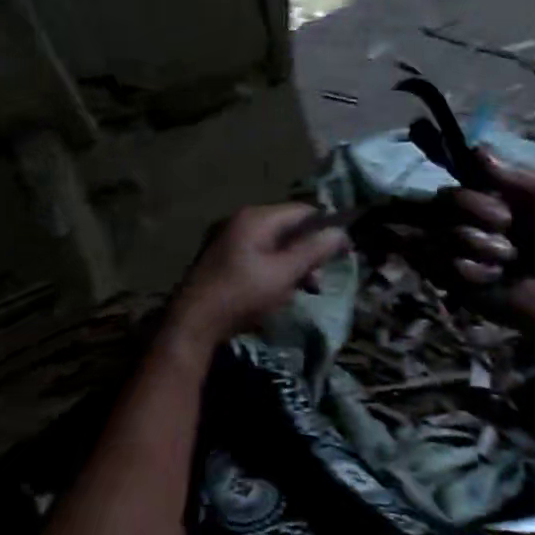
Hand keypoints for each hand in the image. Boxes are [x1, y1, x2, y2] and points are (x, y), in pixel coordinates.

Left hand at [166, 202, 348, 346]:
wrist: (192, 323)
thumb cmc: (242, 294)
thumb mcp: (284, 273)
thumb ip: (314, 251)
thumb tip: (341, 232)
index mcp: (255, 218)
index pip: (303, 211)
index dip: (326, 228)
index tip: (343, 251)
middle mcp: (240, 221)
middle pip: (288, 228)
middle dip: (308, 253)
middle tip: (317, 281)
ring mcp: (228, 240)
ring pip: (274, 245)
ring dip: (292, 265)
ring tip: (301, 291)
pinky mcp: (222, 260)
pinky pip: (258, 257)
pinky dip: (273, 271)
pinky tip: (277, 293)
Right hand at [437, 151, 534, 336]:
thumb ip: (517, 174)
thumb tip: (474, 151)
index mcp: (508, 198)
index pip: (465, 176)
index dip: (458, 169)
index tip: (456, 162)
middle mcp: (485, 223)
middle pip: (445, 199)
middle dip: (472, 206)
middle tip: (505, 222)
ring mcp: (473, 255)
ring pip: (440, 232)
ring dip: (473, 241)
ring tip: (508, 258)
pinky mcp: (466, 288)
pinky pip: (441, 267)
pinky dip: (468, 268)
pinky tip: (494, 276)